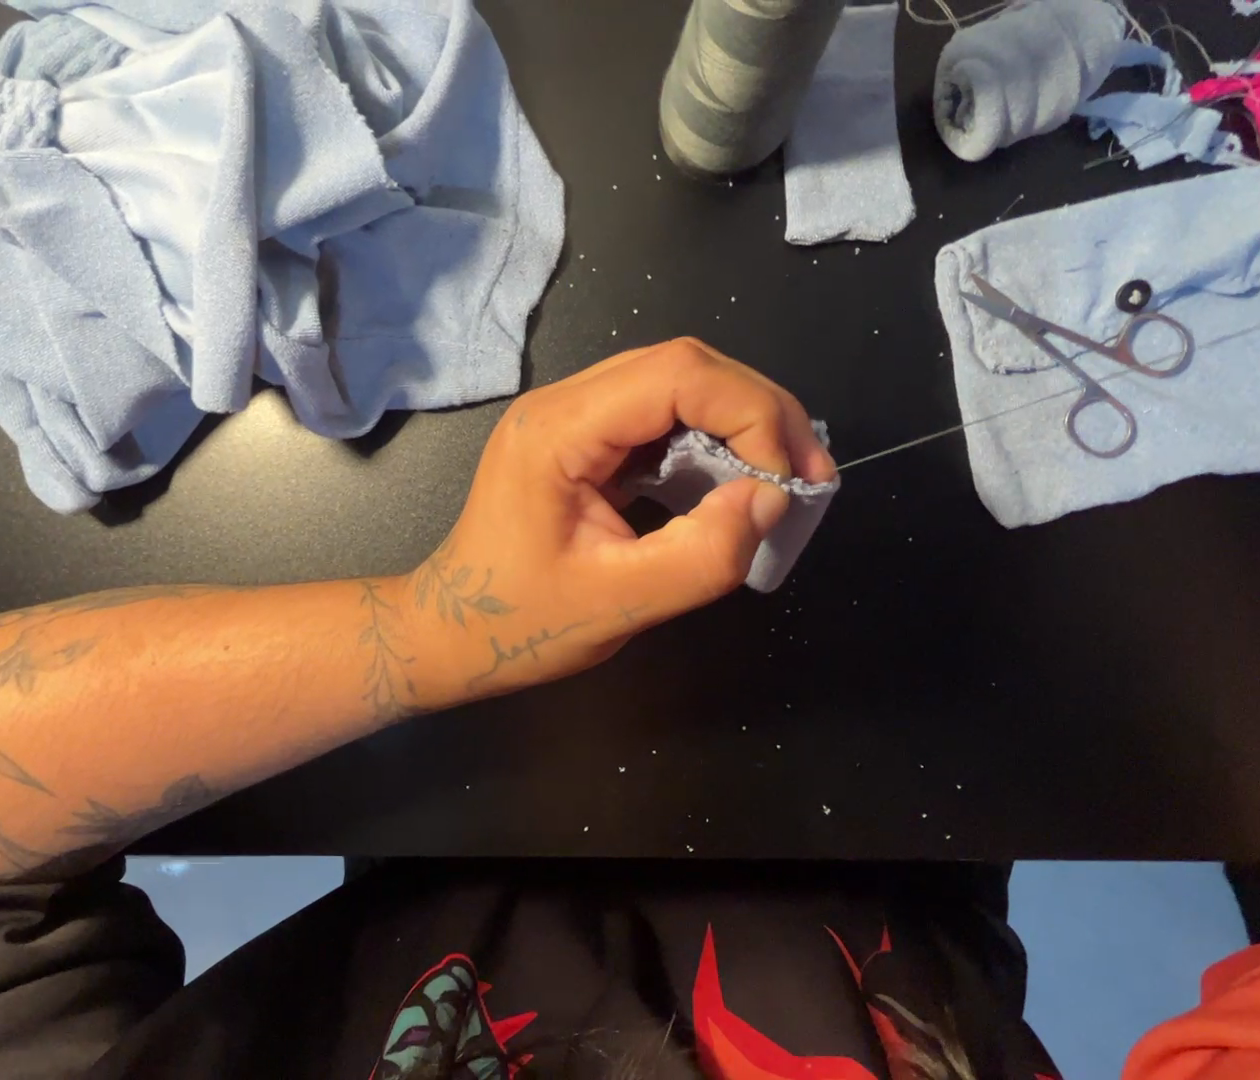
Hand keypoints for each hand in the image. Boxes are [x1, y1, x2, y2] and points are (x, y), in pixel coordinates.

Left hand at [401, 338, 835, 706]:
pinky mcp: (582, 443)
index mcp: (558, 431)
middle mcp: (562, 405)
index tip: (789, 479)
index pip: (676, 375)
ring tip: (781, 479)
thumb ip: (701, 556)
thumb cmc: (516, 624)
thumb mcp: (617, 605)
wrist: (452, 632)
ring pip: (675, 387)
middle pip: (682, 367)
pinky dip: (708, 444)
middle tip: (807, 474)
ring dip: (738, 425)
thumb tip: (768, 501)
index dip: (751, 412)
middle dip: (758, 412)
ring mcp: (570, 419)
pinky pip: (658, 421)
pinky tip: (732, 483)